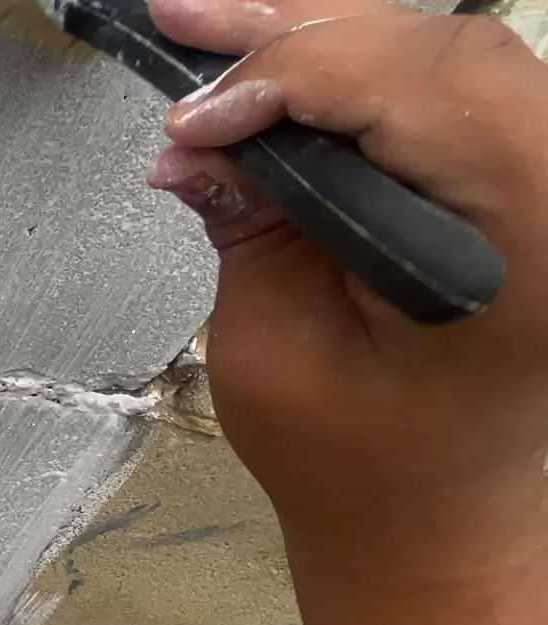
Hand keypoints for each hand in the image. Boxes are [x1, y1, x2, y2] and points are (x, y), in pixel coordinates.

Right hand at [145, 0, 547, 576]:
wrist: (429, 503)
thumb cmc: (347, 454)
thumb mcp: (272, 348)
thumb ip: (253, 232)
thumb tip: (195, 152)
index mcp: (536, 237)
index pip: (423, 89)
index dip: (292, 77)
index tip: (185, 121)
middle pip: (441, 49)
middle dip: (296, 32)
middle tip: (183, 18)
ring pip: (443, 55)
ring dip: (317, 41)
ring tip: (211, 31)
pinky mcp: (522, 178)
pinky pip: (440, 95)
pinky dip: (344, 82)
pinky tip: (268, 87)